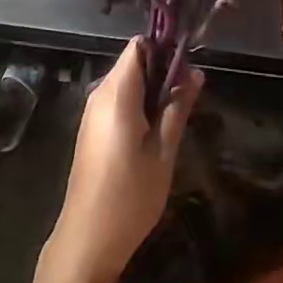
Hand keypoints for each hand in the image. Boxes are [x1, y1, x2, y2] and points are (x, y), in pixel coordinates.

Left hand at [49, 38, 202, 280]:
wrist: (88, 236)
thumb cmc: (131, 194)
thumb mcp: (163, 151)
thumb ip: (177, 107)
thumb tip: (194, 72)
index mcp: (117, 92)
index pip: (138, 46)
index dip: (164, 48)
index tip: (188, 65)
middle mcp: (100, 92)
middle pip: (133, 62)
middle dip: (162, 71)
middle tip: (189, 96)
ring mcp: (92, 109)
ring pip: (126, 82)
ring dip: (152, 90)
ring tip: (177, 115)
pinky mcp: (92, 126)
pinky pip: (118, 100)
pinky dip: (138, 105)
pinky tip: (155, 131)